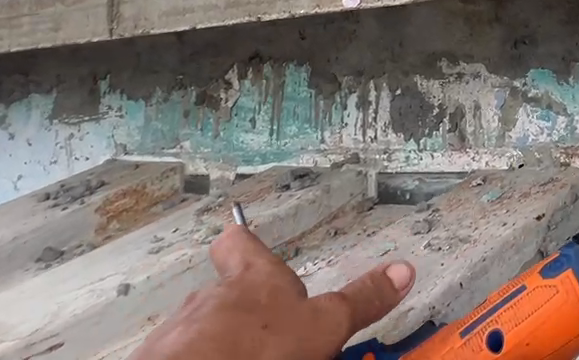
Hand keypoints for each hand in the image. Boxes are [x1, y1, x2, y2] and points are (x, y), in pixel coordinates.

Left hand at [132, 224, 415, 359]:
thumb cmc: (256, 348)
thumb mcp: (323, 324)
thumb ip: (361, 299)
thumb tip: (404, 271)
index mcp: (253, 278)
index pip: (239, 244)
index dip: (240, 239)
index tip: (235, 231)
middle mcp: (209, 300)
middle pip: (222, 293)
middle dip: (241, 310)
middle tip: (265, 330)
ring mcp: (175, 338)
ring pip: (197, 332)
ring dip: (217, 343)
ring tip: (244, 357)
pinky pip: (178, 359)